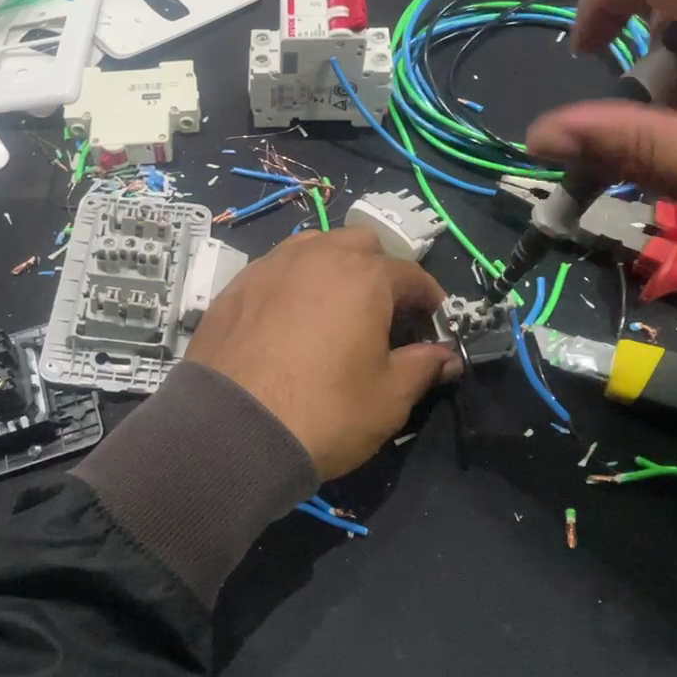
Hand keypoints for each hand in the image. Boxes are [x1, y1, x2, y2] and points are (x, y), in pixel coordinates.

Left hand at [185, 228, 460, 477]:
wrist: (231, 430)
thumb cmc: (324, 412)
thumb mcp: (388, 398)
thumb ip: (423, 367)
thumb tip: (445, 356)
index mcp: (364, 276)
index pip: (411, 275)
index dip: (428, 300)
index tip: (433, 325)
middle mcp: (317, 256)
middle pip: (360, 246)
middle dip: (379, 271)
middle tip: (383, 313)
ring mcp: (270, 266)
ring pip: (313, 248)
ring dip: (333, 268)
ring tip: (335, 309)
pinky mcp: (236, 285)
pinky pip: (276, 269)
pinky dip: (293, 283)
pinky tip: (290, 319)